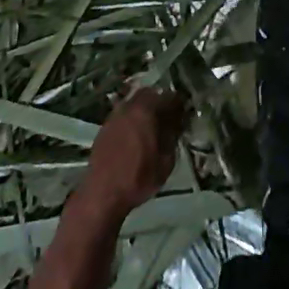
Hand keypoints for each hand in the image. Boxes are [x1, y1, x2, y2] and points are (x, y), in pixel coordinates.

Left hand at [79, 87, 187, 216]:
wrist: (103, 193)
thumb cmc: (139, 178)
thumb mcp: (166, 161)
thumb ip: (172, 136)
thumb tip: (177, 122)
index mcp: (146, 111)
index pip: (169, 97)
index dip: (180, 104)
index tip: (185, 113)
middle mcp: (129, 107)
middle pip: (149, 94)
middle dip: (161, 102)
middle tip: (169, 118)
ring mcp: (114, 116)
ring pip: (134, 102)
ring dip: (145, 109)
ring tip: (152, 127)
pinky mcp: (105, 127)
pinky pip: (124, 114)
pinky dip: (133, 118)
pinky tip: (136, 135)